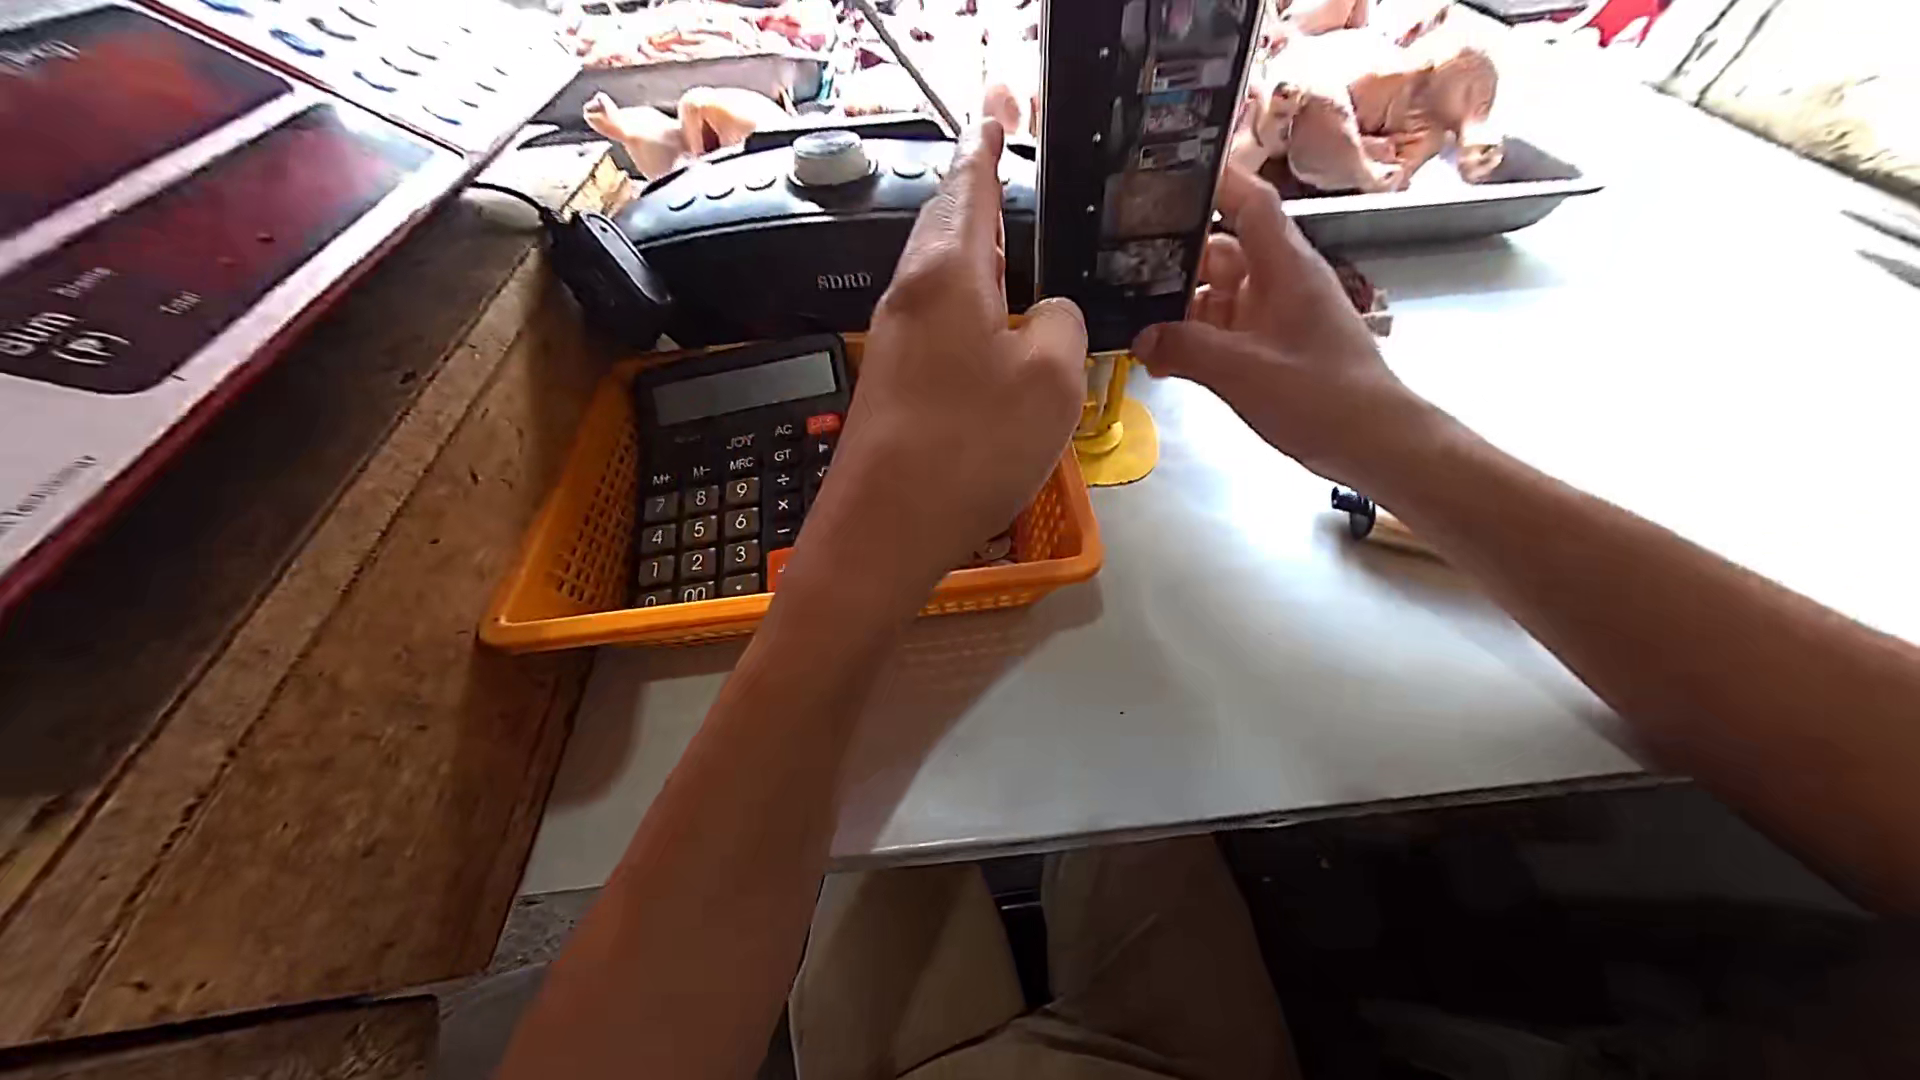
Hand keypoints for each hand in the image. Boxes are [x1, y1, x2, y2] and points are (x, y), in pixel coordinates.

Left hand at [821, 120, 1086, 578]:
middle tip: (1002, 174)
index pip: (969, 185)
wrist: (886, 526)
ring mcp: (892, 343)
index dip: (986, 146)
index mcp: (947, 273)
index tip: (993, 113)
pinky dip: (966, 313)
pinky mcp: (892, 385)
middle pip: (945, 226)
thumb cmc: (972, 445)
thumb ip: (1063, 326)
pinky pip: (935, 327)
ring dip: (970, 257)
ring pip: (938, 278)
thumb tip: (1047, 315)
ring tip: (1003, 250)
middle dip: (974, 196)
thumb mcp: (1052, 380)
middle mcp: (909, 296)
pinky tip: (986, 332)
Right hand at [1130, 167, 1448, 488]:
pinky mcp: (1267, 351)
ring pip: (1216, 298)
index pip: (1250, 204)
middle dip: (1175, 261)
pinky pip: (1220, 334)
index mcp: (1285, 269)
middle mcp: (1277, 285)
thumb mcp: (1244, 370)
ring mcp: (1272, 320)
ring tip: (1132, 321)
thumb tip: (1140, 339)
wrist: (1370, 443)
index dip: (1215, 183)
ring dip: (1178, 310)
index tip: (1168, 177)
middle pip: (1220, 254)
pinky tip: (1160, 360)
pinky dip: (1192, 342)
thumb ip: (1186, 349)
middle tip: (1122, 271)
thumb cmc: (1319, 395)